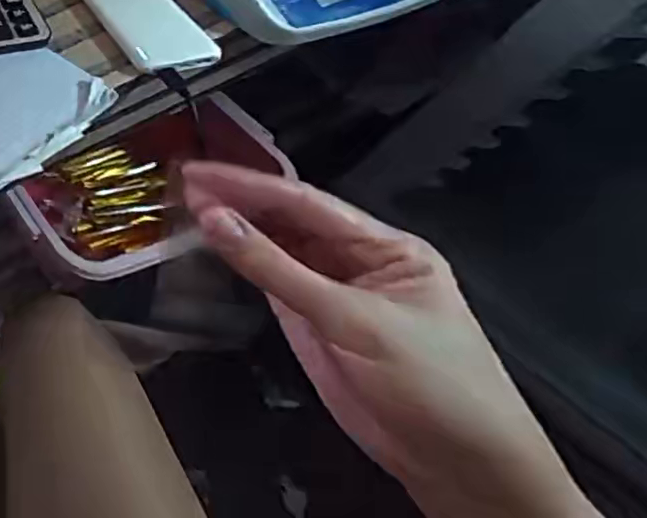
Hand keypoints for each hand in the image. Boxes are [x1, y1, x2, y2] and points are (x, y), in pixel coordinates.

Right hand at [182, 162, 597, 517]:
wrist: (464, 475)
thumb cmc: (434, 388)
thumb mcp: (354, 321)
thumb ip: (275, 267)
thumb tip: (211, 218)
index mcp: (383, 245)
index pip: (303, 201)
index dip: (247, 183)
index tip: (198, 172)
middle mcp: (352, 256)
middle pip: (284, 216)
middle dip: (234, 198)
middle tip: (182, 183)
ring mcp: (326, 284)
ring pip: (270, 242)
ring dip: (230, 224)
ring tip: (183, 204)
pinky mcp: (306, 314)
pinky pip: (264, 273)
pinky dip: (234, 256)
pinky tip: (206, 239)